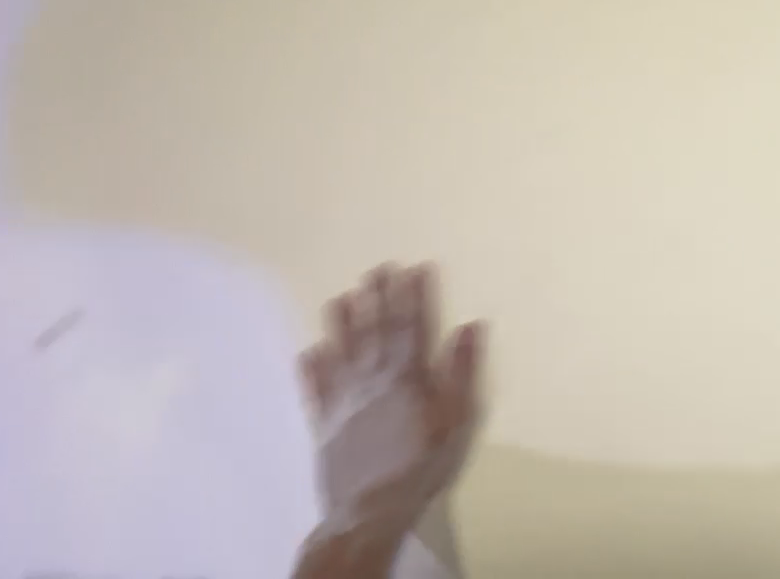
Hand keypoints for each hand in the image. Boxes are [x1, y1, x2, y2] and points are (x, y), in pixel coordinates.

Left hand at [300, 263, 485, 535]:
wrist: (369, 511)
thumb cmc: (423, 462)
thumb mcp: (457, 417)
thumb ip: (460, 371)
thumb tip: (469, 325)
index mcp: (407, 377)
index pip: (413, 326)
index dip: (414, 296)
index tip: (414, 267)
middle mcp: (372, 382)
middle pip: (376, 333)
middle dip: (378, 299)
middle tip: (376, 269)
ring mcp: (344, 403)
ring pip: (343, 354)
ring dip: (342, 324)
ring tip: (340, 297)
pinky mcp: (324, 426)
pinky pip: (316, 391)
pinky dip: (313, 370)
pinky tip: (309, 351)